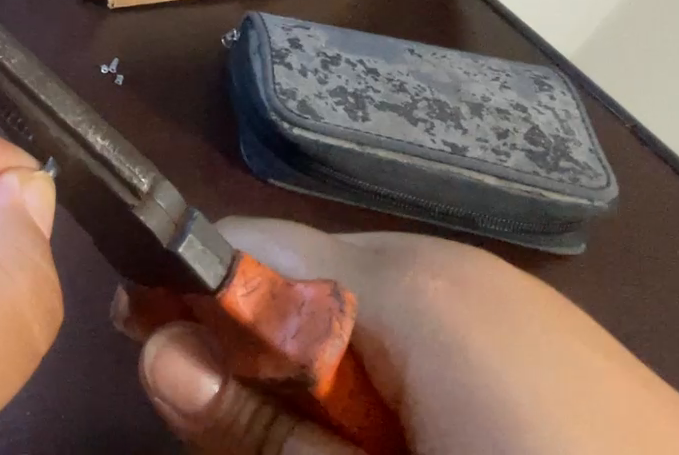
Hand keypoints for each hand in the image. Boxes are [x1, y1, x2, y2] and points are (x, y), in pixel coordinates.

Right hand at [122, 218, 678, 454]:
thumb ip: (266, 428)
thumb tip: (154, 358)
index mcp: (407, 278)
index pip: (245, 244)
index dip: (185, 295)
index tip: (148, 351)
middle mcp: (442, 260)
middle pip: (292, 274)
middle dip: (250, 345)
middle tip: (240, 432)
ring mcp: (496, 293)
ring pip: (349, 307)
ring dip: (313, 371)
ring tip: (328, 449)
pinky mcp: (529, 333)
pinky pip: (411, 329)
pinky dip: (376, 376)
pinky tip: (396, 440)